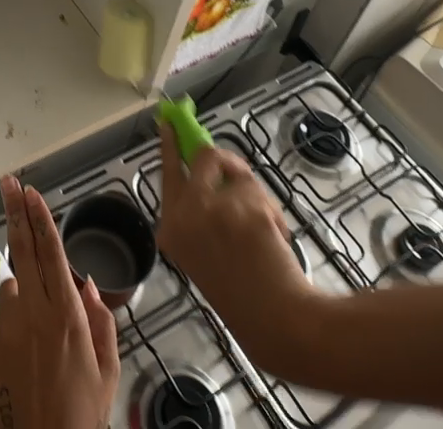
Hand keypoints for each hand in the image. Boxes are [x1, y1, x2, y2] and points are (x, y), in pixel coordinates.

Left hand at [0, 175, 118, 428]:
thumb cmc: (85, 409)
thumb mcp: (107, 365)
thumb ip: (100, 319)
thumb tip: (86, 284)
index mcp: (67, 314)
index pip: (51, 253)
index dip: (40, 218)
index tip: (31, 191)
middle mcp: (33, 314)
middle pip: (22, 251)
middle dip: (15, 212)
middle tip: (8, 183)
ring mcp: (6, 330)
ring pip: (12, 290)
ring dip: (23, 294)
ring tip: (39, 332)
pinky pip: (2, 324)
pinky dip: (13, 330)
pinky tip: (25, 360)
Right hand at [155, 123, 311, 355]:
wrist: (274, 318)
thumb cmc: (242, 291)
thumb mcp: (203, 251)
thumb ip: (200, 213)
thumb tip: (214, 171)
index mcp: (170, 229)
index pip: (167, 175)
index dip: (170, 147)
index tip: (169, 124)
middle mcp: (183, 213)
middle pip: (203, 159)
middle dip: (224, 160)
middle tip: (230, 159)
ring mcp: (211, 207)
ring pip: (235, 171)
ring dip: (253, 191)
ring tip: (264, 226)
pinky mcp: (242, 205)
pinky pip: (257, 188)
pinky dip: (270, 208)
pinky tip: (274, 236)